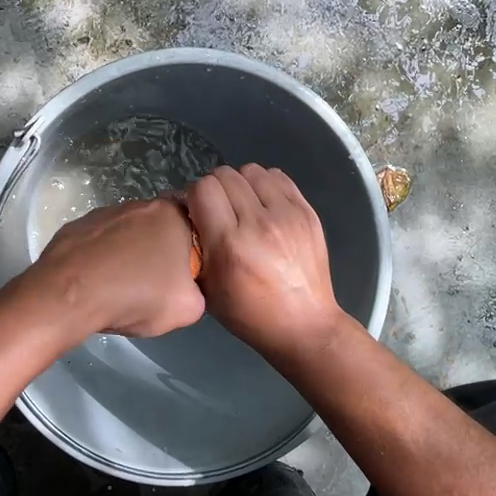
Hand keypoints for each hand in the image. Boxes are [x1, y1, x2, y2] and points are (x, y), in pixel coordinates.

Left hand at [24, 199, 204, 338]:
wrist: (70, 295)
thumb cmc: (137, 295)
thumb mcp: (187, 308)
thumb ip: (197, 293)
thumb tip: (186, 290)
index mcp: (172, 215)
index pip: (193, 227)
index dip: (190, 253)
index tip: (182, 276)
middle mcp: (138, 205)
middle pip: (157, 228)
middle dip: (158, 253)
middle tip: (153, 284)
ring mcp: (103, 213)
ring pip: (125, 234)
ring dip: (127, 254)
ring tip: (120, 287)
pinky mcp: (75, 226)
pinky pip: (97, 243)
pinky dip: (99, 259)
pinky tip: (95, 283)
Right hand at [187, 164, 344, 360]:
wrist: (304, 325)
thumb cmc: (249, 313)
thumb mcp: (207, 287)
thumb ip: (195, 245)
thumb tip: (188, 211)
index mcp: (229, 244)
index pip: (202, 189)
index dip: (195, 197)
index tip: (198, 212)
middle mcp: (258, 223)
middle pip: (225, 175)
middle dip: (216, 189)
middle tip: (220, 210)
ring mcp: (287, 215)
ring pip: (251, 171)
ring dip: (241, 184)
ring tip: (243, 206)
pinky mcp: (307, 212)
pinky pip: (278, 177)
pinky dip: (265, 185)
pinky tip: (264, 205)